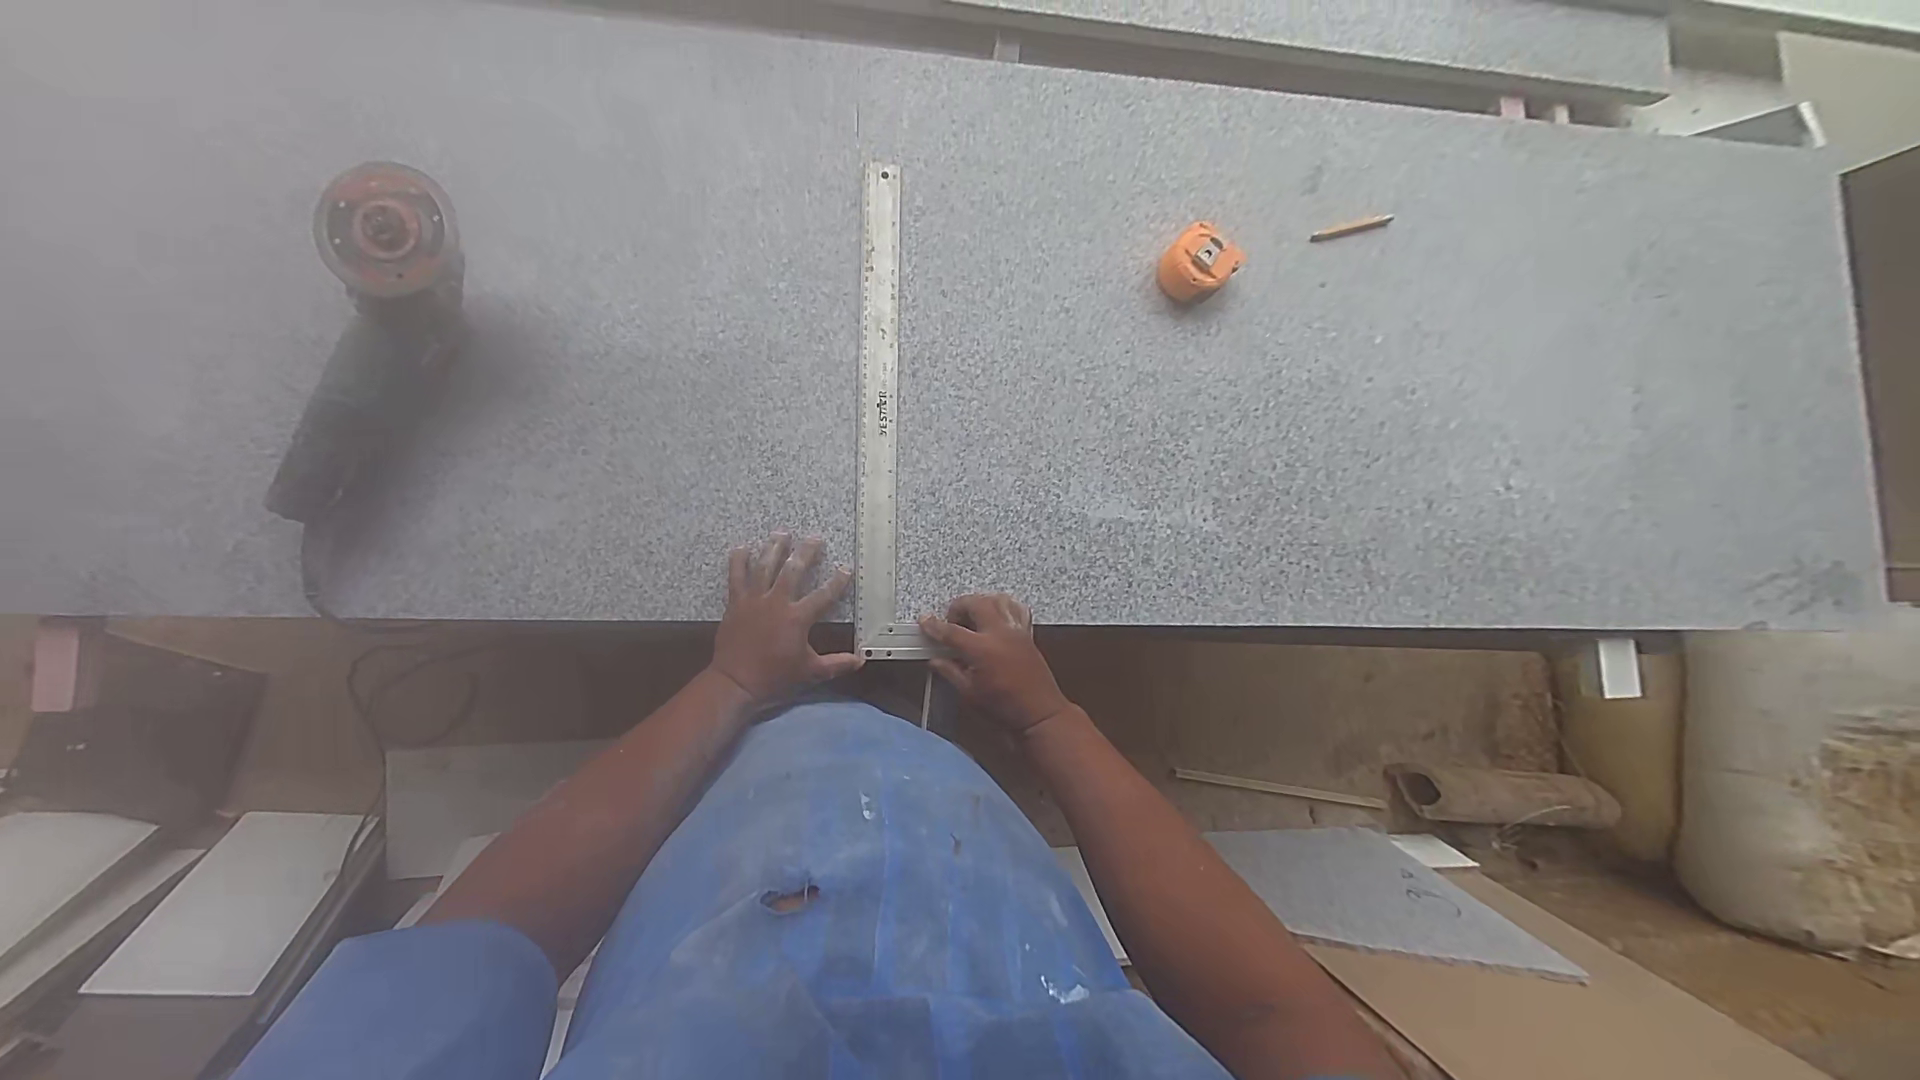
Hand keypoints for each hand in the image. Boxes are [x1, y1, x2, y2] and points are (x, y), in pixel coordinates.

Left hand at [710, 533, 862, 699]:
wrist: (735, 682)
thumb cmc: (774, 677)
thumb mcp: (810, 672)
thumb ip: (837, 664)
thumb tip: (861, 661)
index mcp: (797, 618)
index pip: (823, 596)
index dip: (837, 582)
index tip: (845, 569)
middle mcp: (776, 603)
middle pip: (793, 571)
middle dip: (806, 552)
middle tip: (815, 538)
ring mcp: (754, 601)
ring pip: (764, 567)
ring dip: (774, 548)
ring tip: (782, 533)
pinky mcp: (736, 603)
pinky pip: (736, 577)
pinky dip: (738, 561)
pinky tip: (742, 547)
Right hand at [919, 593, 1076, 735]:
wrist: (1039, 713)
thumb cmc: (1007, 707)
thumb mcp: (969, 693)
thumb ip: (949, 672)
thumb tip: (937, 661)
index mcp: (982, 650)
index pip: (951, 631)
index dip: (934, 625)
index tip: (925, 622)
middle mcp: (1000, 634)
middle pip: (975, 603)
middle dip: (958, 606)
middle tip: (950, 620)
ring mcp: (1016, 631)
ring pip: (996, 599)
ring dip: (980, 602)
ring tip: (971, 616)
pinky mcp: (1027, 634)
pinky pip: (1015, 608)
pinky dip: (1003, 606)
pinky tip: (996, 616)